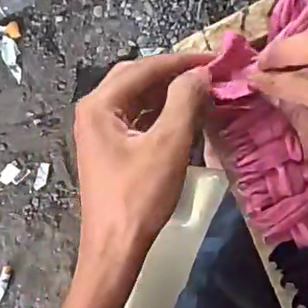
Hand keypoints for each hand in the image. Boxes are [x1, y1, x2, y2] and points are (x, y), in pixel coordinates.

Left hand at [73, 52, 211, 265]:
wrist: (115, 247)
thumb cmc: (139, 196)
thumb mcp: (168, 145)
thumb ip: (185, 101)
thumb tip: (199, 74)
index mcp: (99, 105)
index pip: (143, 68)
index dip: (181, 61)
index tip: (214, 59)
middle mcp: (93, 112)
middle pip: (136, 79)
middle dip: (173, 74)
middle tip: (209, 74)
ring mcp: (98, 132)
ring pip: (137, 99)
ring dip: (168, 94)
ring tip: (203, 92)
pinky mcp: (109, 150)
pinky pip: (137, 119)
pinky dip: (161, 114)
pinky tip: (184, 117)